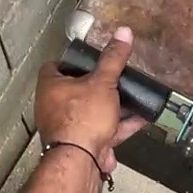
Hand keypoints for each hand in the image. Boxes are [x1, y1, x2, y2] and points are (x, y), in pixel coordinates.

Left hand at [33, 25, 147, 174]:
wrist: (81, 160)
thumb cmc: (82, 117)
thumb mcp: (103, 82)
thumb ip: (113, 59)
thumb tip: (122, 33)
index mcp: (51, 87)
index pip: (54, 66)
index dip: (71, 61)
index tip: (89, 59)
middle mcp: (54, 107)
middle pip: (76, 90)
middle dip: (98, 86)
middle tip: (115, 77)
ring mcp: (69, 127)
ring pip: (93, 112)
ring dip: (113, 107)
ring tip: (133, 96)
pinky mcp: (85, 144)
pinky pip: (104, 130)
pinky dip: (121, 124)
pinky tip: (142, 117)